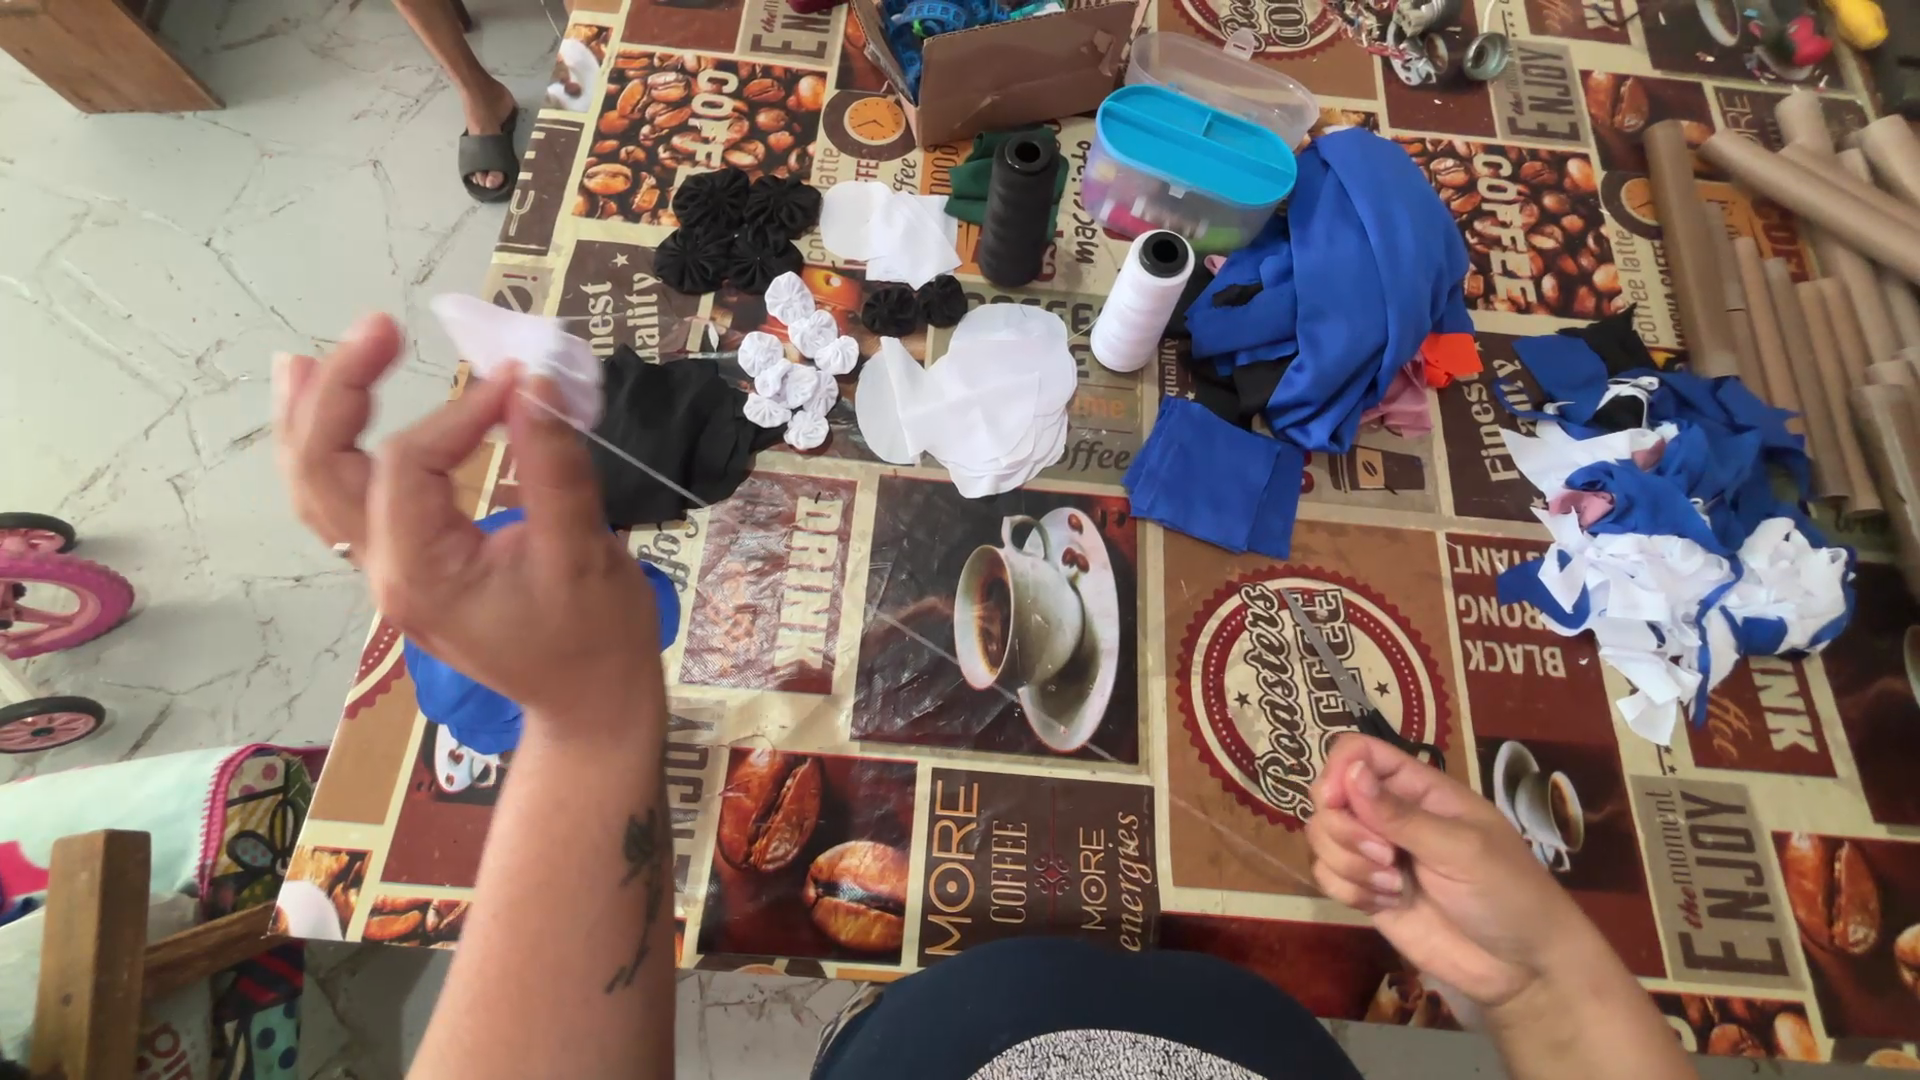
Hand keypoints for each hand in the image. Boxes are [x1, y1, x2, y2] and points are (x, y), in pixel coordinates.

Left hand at [274, 314, 660, 723]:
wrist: (593, 701)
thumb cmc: (596, 636)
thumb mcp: (583, 553)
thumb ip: (555, 470)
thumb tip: (536, 385)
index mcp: (422, 571)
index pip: (412, 464)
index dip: (463, 410)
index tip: (523, 379)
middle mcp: (387, 570)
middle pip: (323, 470)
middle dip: (343, 392)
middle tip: (378, 327)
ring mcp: (394, 573)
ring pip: (321, 490)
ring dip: (311, 423)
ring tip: (307, 362)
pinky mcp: (415, 570)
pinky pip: (352, 507)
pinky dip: (336, 457)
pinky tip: (338, 425)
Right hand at [1306, 735, 1592, 1011]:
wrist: (1524, 971)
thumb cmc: (1508, 895)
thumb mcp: (1462, 849)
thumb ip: (1401, 814)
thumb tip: (1350, 772)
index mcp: (1416, 789)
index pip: (1358, 752)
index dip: (1339, 769)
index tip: (1334, 801)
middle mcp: (1386, 813)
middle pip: (1328, 796)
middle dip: (1344, 829)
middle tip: (1386, 856)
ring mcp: (1373, 852)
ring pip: (1321, 835)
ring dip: (1348, 863)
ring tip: (1393, 886)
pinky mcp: (1363, 888)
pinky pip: (1324, 874)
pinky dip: (1348, 890)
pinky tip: (1387, 903)